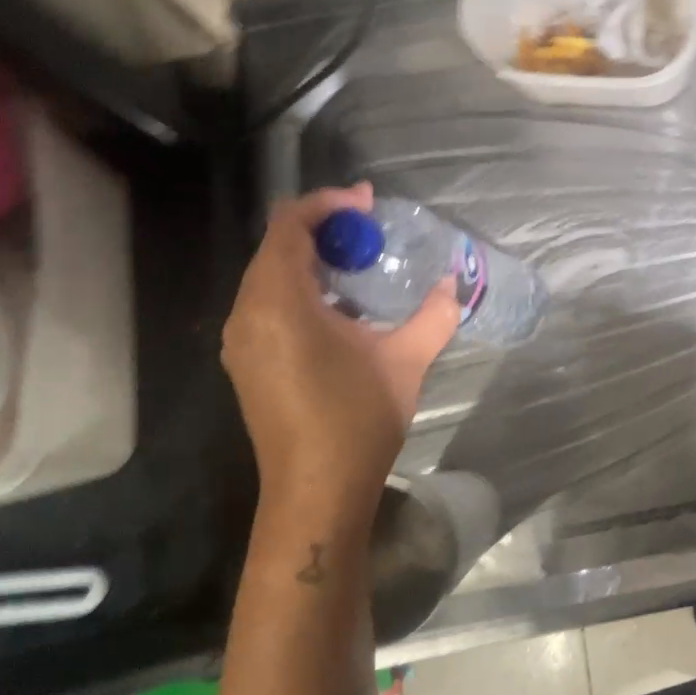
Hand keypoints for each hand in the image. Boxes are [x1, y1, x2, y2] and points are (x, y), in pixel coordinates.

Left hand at [221, 184, 459, 523]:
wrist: (316, 490)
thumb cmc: (357, 420)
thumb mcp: (406, 361)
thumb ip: (432, 315)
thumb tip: (453, 284)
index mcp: (279, 304)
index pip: (291, 228)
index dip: (328, 206)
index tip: (369, 204)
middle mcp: (248, 314)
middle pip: (276, 248)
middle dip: (322, 230)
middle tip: (370, 230)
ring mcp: (242, 341)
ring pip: (270, 277)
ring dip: (312, 260)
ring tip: (359, 262)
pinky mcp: (248, 362)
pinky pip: (269, 304)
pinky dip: (302, 290)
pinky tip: (341, 306)